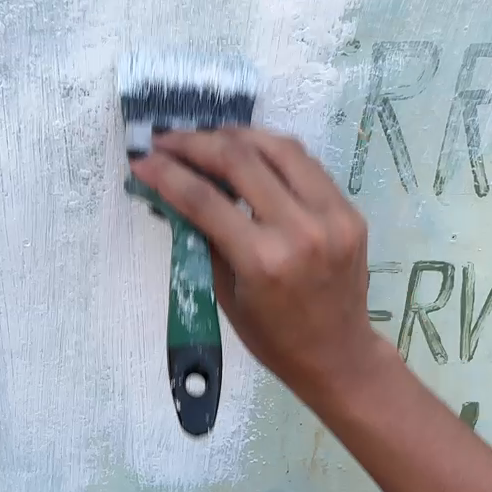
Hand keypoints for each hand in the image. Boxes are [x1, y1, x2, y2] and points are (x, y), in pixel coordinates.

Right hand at [128, 127, 396, 405]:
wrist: (337, 355)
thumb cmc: (272, 338)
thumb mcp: (226, 295)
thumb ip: (206, 240)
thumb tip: (176, 194)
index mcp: (263, 261)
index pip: (204, 200)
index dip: (167, 174)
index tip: (142, 161)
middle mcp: (300, 231)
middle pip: (240, 160)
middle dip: (195, 143)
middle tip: (167, 139)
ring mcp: (332, 216)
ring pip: (278, 148)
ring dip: (235, 135)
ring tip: (205, 138)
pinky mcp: (349, 211)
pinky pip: (306, 165)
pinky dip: (271, 152)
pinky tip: (248, 153)